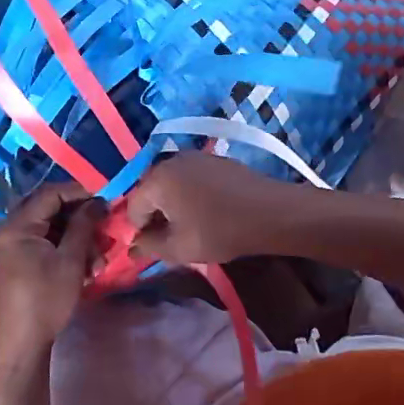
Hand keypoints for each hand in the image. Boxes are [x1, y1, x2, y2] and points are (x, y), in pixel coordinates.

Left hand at [0, 183, 102, 365]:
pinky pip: (44, 247)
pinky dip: (65, 252)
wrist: (18, 347)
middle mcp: (9, 232)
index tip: (108, 196)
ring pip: (50, 231)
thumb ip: (84, 226)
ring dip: (77, 239)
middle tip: (105, 227)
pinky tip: (86, 269)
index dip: (81, 191)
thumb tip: (99, 201)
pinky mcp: (18, 266)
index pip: (50, 194)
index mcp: (16, 226)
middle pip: (50, 211)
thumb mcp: (70, 261)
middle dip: (81, 219)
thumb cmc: (44, 301)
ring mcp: (12, 250)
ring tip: (99, 260)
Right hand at [124, 152, 308, 263]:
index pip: (132, 208)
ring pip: (170, 184)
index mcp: (156, 180)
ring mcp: (194, 156)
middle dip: (156, 215)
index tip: (158, 247)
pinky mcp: (214, 159)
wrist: (272, 212)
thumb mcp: (179, 248)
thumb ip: (149, 247)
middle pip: (150, 192)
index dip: (140, 231)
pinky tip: (208, 210)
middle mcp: (171, 161)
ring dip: (173, 205)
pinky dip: (190, 193)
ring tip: (191, 225)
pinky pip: (189, 178)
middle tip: (174, 237)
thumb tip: (131, 247)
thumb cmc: (220, 232)